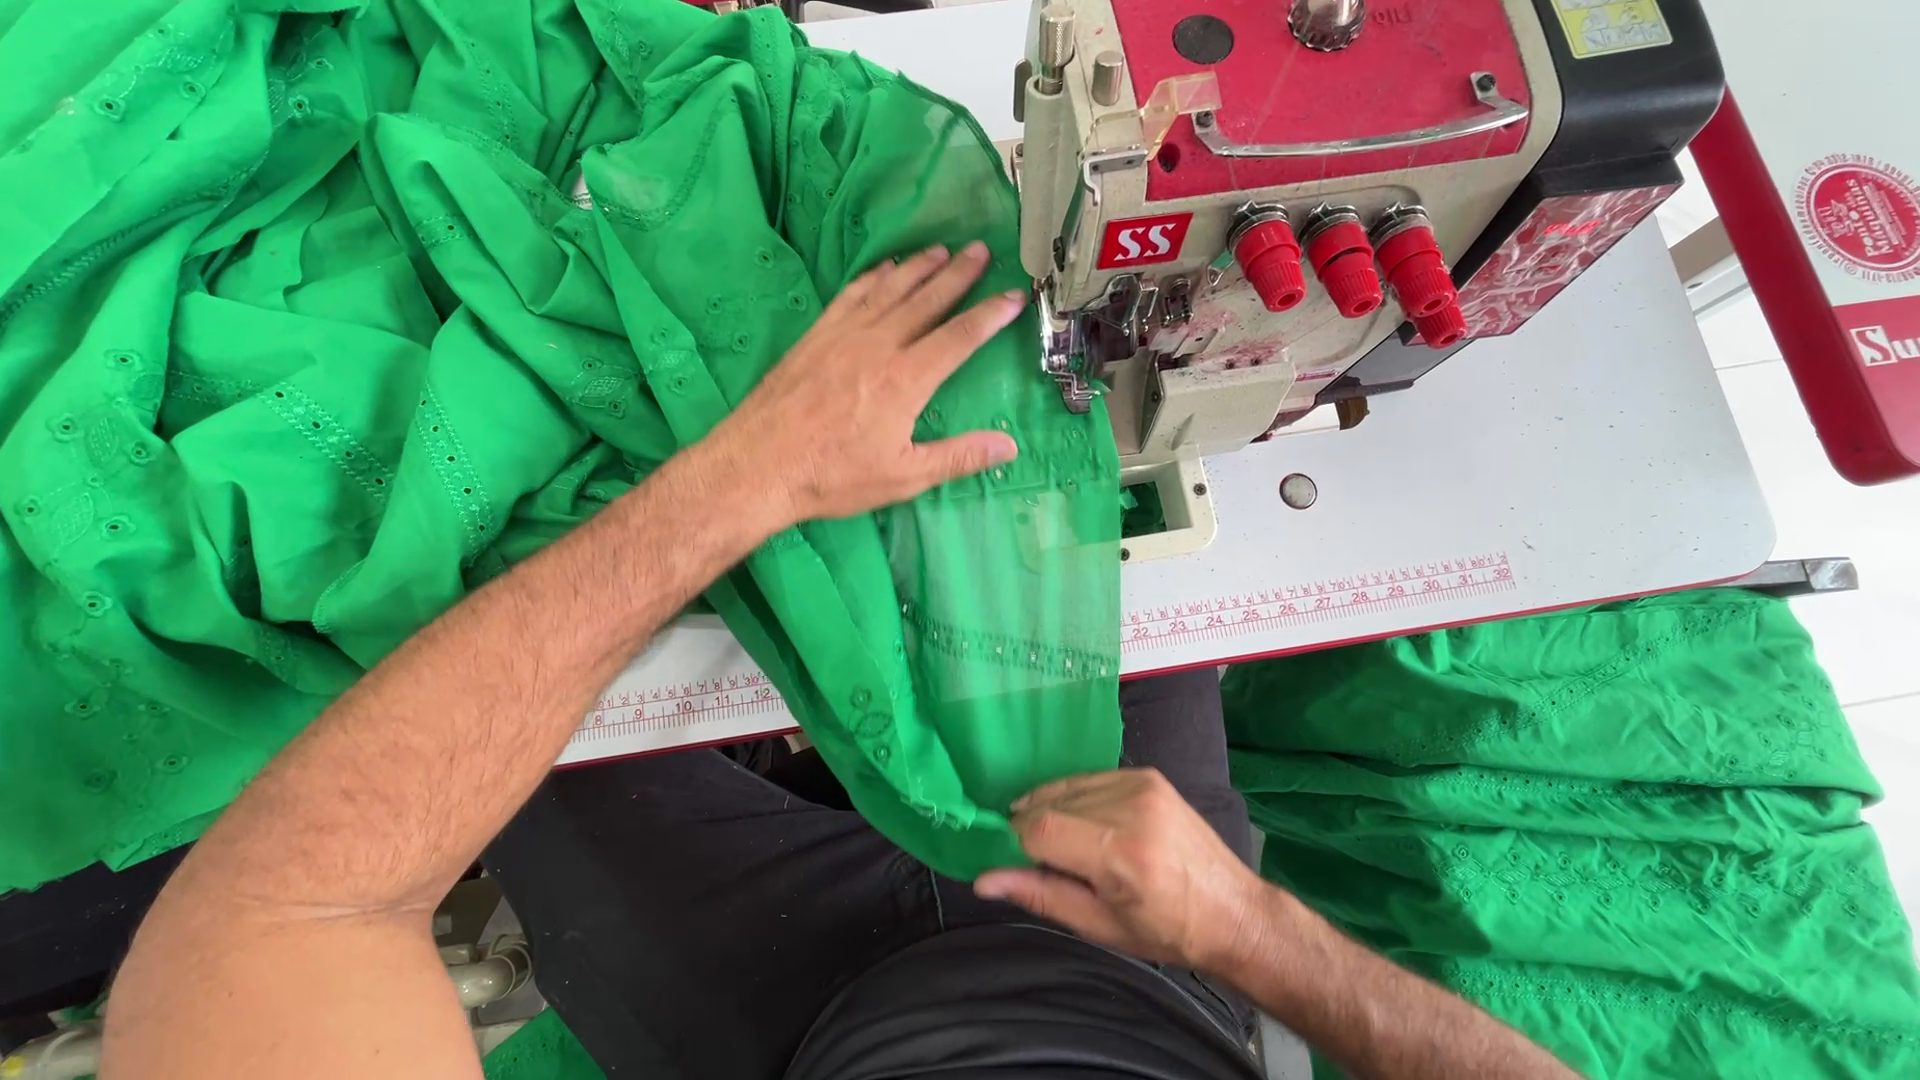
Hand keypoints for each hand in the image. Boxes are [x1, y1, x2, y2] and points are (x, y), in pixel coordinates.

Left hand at [711, 242, 1025, 525]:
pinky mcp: (816, 336)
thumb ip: (958, 458)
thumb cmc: (833, 476)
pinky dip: (872, 277)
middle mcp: (878, 345)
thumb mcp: (903, 476)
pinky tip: (884, 268)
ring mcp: (843, 336)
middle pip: (926, 300)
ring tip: (941, 249)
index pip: (959, 337)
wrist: (759, 464)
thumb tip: (1009, 447)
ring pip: (889, 290)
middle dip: (957, 274)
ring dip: (918, 267)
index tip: (1013, 295)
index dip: (990, 315)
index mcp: (906, 380)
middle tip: (980, 250)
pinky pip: (851, 295)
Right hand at [975, 768, 1271, 972]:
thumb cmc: (1167, 932)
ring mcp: (1142, 786)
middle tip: (1039, 859)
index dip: (1014, 841)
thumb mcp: (1100, 926)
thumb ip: (1040, 895)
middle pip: (1050, 804)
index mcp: (1122, 855)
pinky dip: (1075, 797)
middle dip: (1031, 828)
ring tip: (1064, 843)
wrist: (1234, 911)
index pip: (1041, 829)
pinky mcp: (1148, 775)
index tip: (1008, 859)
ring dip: (1051, 810)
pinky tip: (1082, 822)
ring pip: (1066, 787)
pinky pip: (1090, 779)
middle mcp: (1132, 809)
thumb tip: (984, 880)